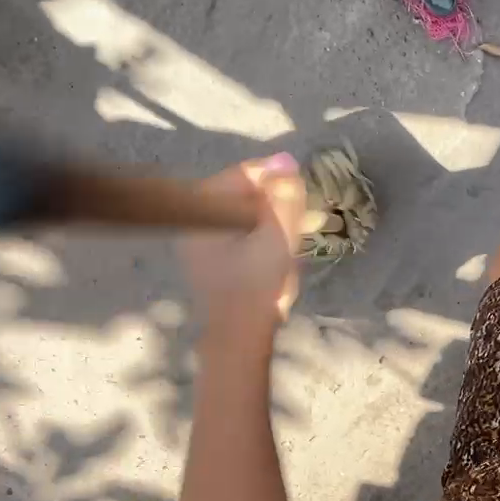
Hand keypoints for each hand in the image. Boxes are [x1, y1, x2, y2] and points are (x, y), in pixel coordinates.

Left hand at [179, 153, 323, 336]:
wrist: (242, 337)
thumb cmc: (257, 286)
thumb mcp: (278, 237)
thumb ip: (284, 198)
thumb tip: (287, 163)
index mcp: (202, 213)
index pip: (240, 177)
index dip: (273, 175)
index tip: (300, 180)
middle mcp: (195, 224)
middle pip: (242, 197)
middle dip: (275, 201)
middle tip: (304, 211)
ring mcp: (202, 246)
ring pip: (245, 218)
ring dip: (273, 220)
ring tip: (299, 230)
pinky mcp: (215, 264)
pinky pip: (243, 237)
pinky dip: (264, 237)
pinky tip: (282, 250)